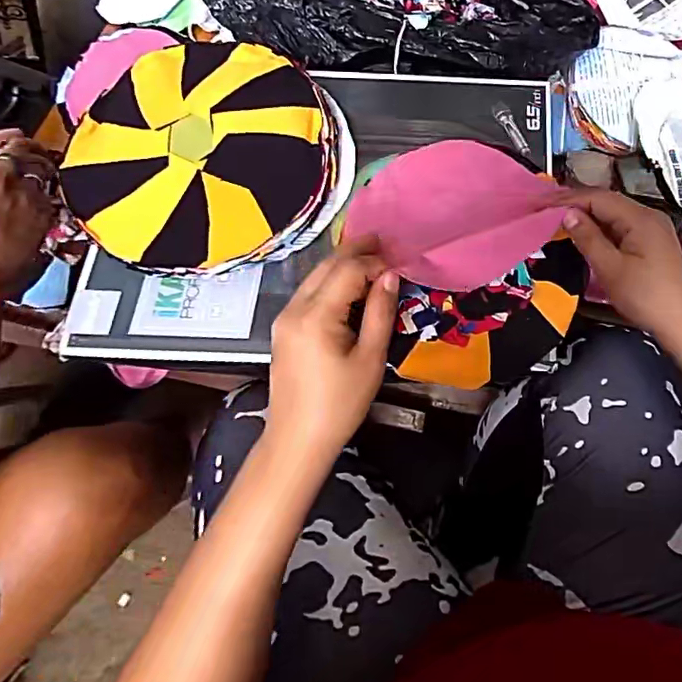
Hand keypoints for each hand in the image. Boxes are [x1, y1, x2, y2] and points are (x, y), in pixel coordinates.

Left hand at [267, 238, 399, 451]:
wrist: (297, 440)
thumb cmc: (339, 404)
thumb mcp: (370, 358)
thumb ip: (379, 312)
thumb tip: (390, 276)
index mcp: (315, 317)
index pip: (347, 271)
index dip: (374, 262)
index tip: (398, 264)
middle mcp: (294, 310)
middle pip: (326, 267)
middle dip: (355, 251)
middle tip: (383, 241)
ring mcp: (284, 319)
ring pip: (315, 277)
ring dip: (342, 265)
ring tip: (371, 258)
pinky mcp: (284, 329)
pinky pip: (309, 292)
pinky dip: (331, 282)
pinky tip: (350, 285)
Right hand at [558, 189, 681, 338]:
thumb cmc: (649, 298)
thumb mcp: (610, 269)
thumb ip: (587, 238)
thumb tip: (569, 215)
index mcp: (641, 219)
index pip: (598, 197)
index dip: (568, 199)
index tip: (544, 205)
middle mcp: (650, 217)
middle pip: (607, 202)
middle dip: (576, 205)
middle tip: (548, 211)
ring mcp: (654, 229)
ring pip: (614, 214)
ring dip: (588, 217)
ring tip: (561, 222)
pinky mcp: (653, 242)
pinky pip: (622, 226)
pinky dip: (602, 229)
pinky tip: (587, 236)